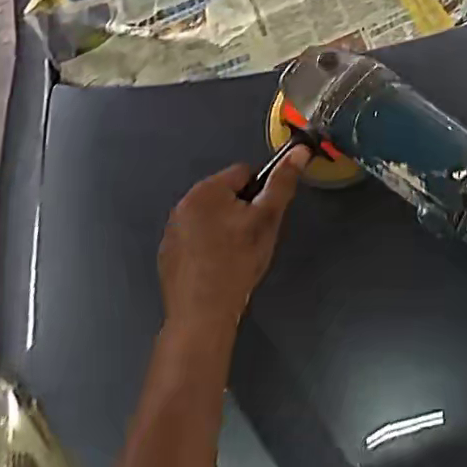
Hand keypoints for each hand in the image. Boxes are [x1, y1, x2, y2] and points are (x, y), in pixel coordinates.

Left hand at [158, 150, 310, 330]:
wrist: (203, 315)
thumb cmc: (237, 261)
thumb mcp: (268, 218)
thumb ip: (283, 182)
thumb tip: (299, 151)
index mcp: (206, 190)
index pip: (245, 172)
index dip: (260, 193)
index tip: (263, 217)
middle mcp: (183, 205)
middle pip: (227, 194)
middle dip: (243, 210)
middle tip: (252, 237)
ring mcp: (172, 231)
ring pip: (213, 216)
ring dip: (226, 226)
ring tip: (236, 254)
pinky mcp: (168, 255)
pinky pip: (197, 237)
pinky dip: (209, 245)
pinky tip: (218, 266)